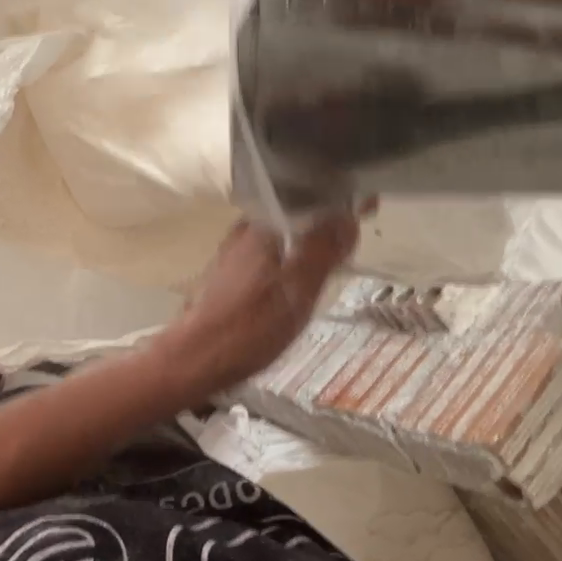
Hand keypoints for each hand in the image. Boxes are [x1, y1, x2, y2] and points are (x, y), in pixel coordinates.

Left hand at [154, 216, 359, 392]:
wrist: (195, 359)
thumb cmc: (249, 326)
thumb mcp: (297, 289)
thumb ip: (322, 251)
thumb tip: (347, 216)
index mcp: (260, 227)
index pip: (306, 201)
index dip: (336, 205)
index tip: (366, 210)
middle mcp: (242, 234)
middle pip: (291, 219)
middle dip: (322, 224)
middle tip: (353, 238)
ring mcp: (231, 257)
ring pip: (278, 241)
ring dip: (305, 245)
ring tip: (334, 258)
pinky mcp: (225, 280)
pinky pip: (267, 261)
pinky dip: (288, 265)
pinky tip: (298, 284)